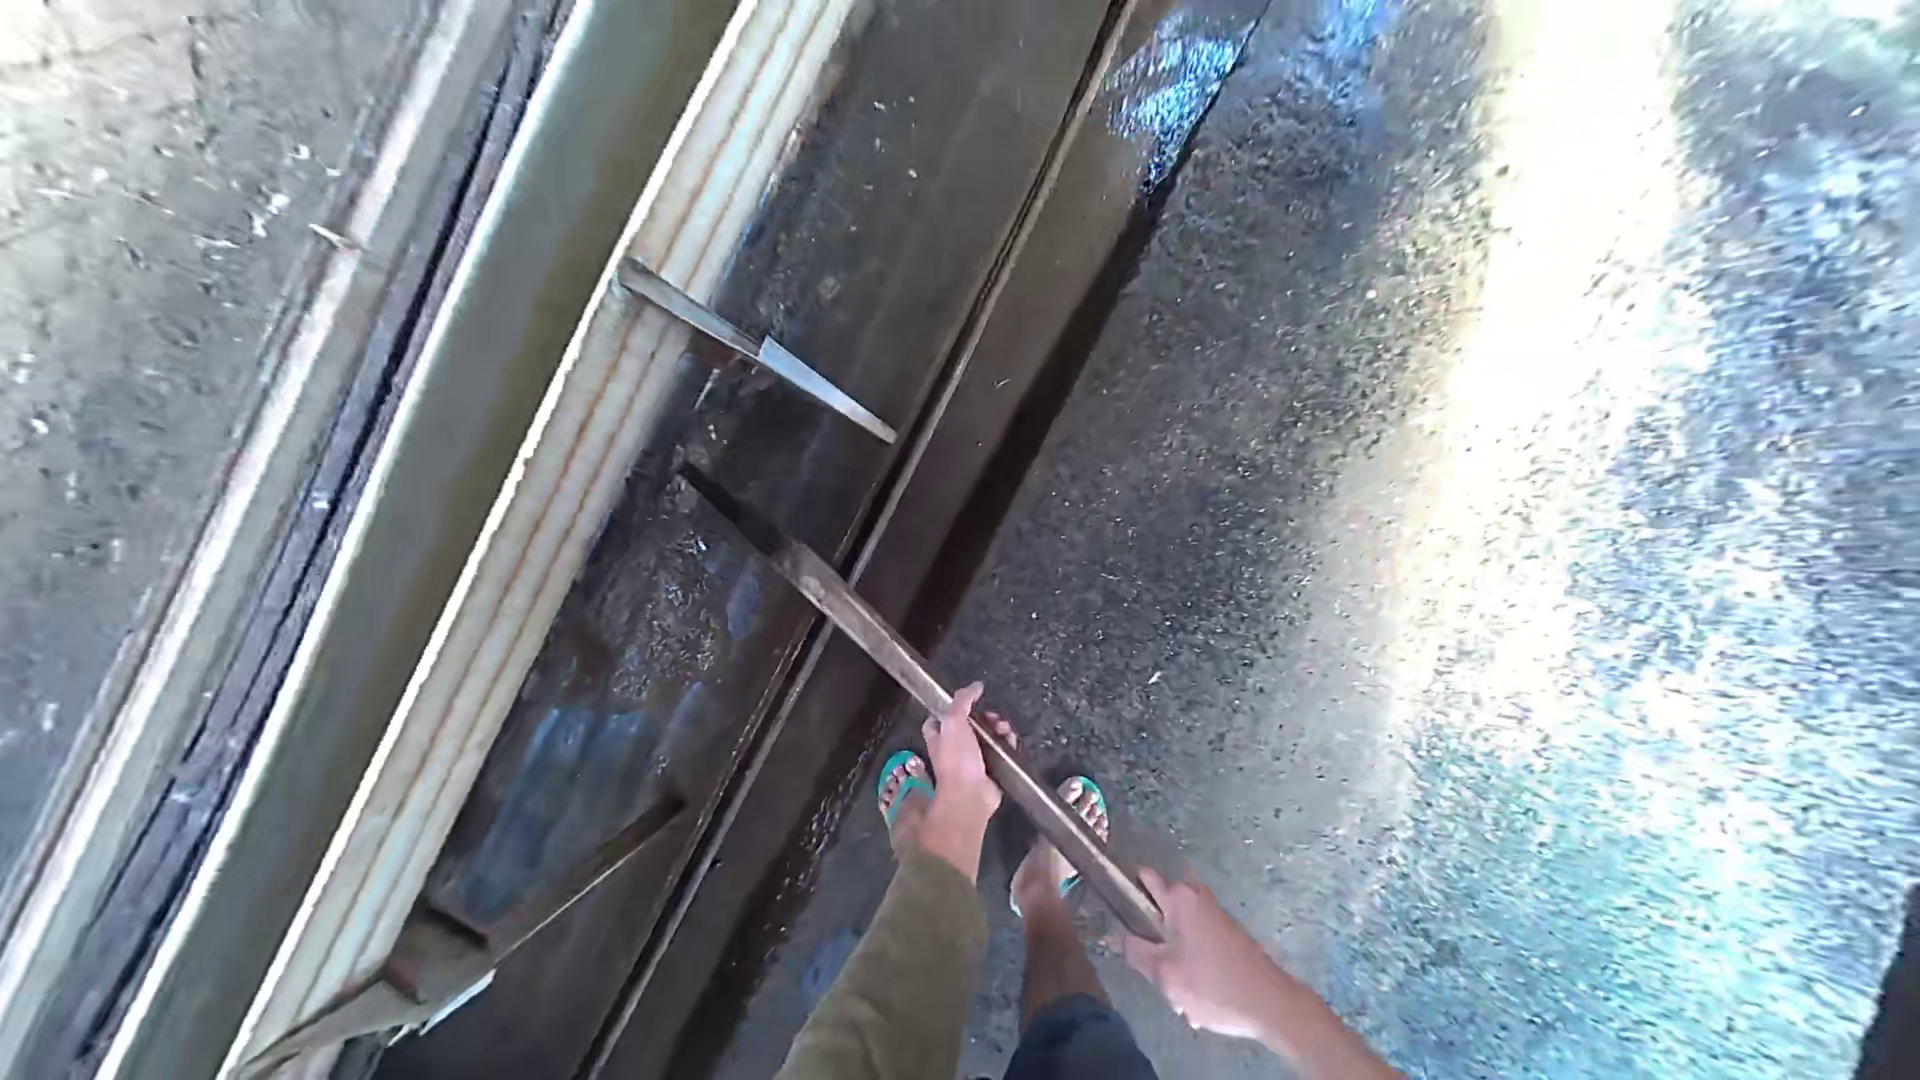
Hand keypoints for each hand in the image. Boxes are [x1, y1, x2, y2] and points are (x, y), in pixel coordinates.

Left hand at [913, 683, 1009, 881]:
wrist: (970, 795)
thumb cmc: (956, 758)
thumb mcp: (953, 721)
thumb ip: (963, 700)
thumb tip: (976, 686)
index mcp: (939, 736)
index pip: (941, 717)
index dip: (954, 708)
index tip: (970, 702)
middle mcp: (954, 748)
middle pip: (971, 724)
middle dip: (985, 717)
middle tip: (994, 718)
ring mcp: (972, 760)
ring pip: (988, 736)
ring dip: (999, 728)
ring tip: (1004, 729)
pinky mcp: (990, 770)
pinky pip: (1001, 751)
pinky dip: (1007, 744)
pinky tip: (1010, 741)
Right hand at [1113, 866, 1287, 1039]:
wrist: (1273, 1006)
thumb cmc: (1214, 985)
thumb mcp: (1166, 975)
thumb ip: (1135, 953)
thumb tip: (1113, 936)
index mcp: (1179, 897)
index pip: (1144, 876)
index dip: (1126, 889)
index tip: (1117, 911)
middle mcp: (1197, 896)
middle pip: (1161, 906)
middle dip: (1153, 932)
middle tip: (1153, 963)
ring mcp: (1216, 913)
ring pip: (1181, 928)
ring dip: (1175, 951)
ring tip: (1179, 985)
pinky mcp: (1230, 933)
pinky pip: (1198, 939)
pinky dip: (1194, 959)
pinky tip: (1200, 990)